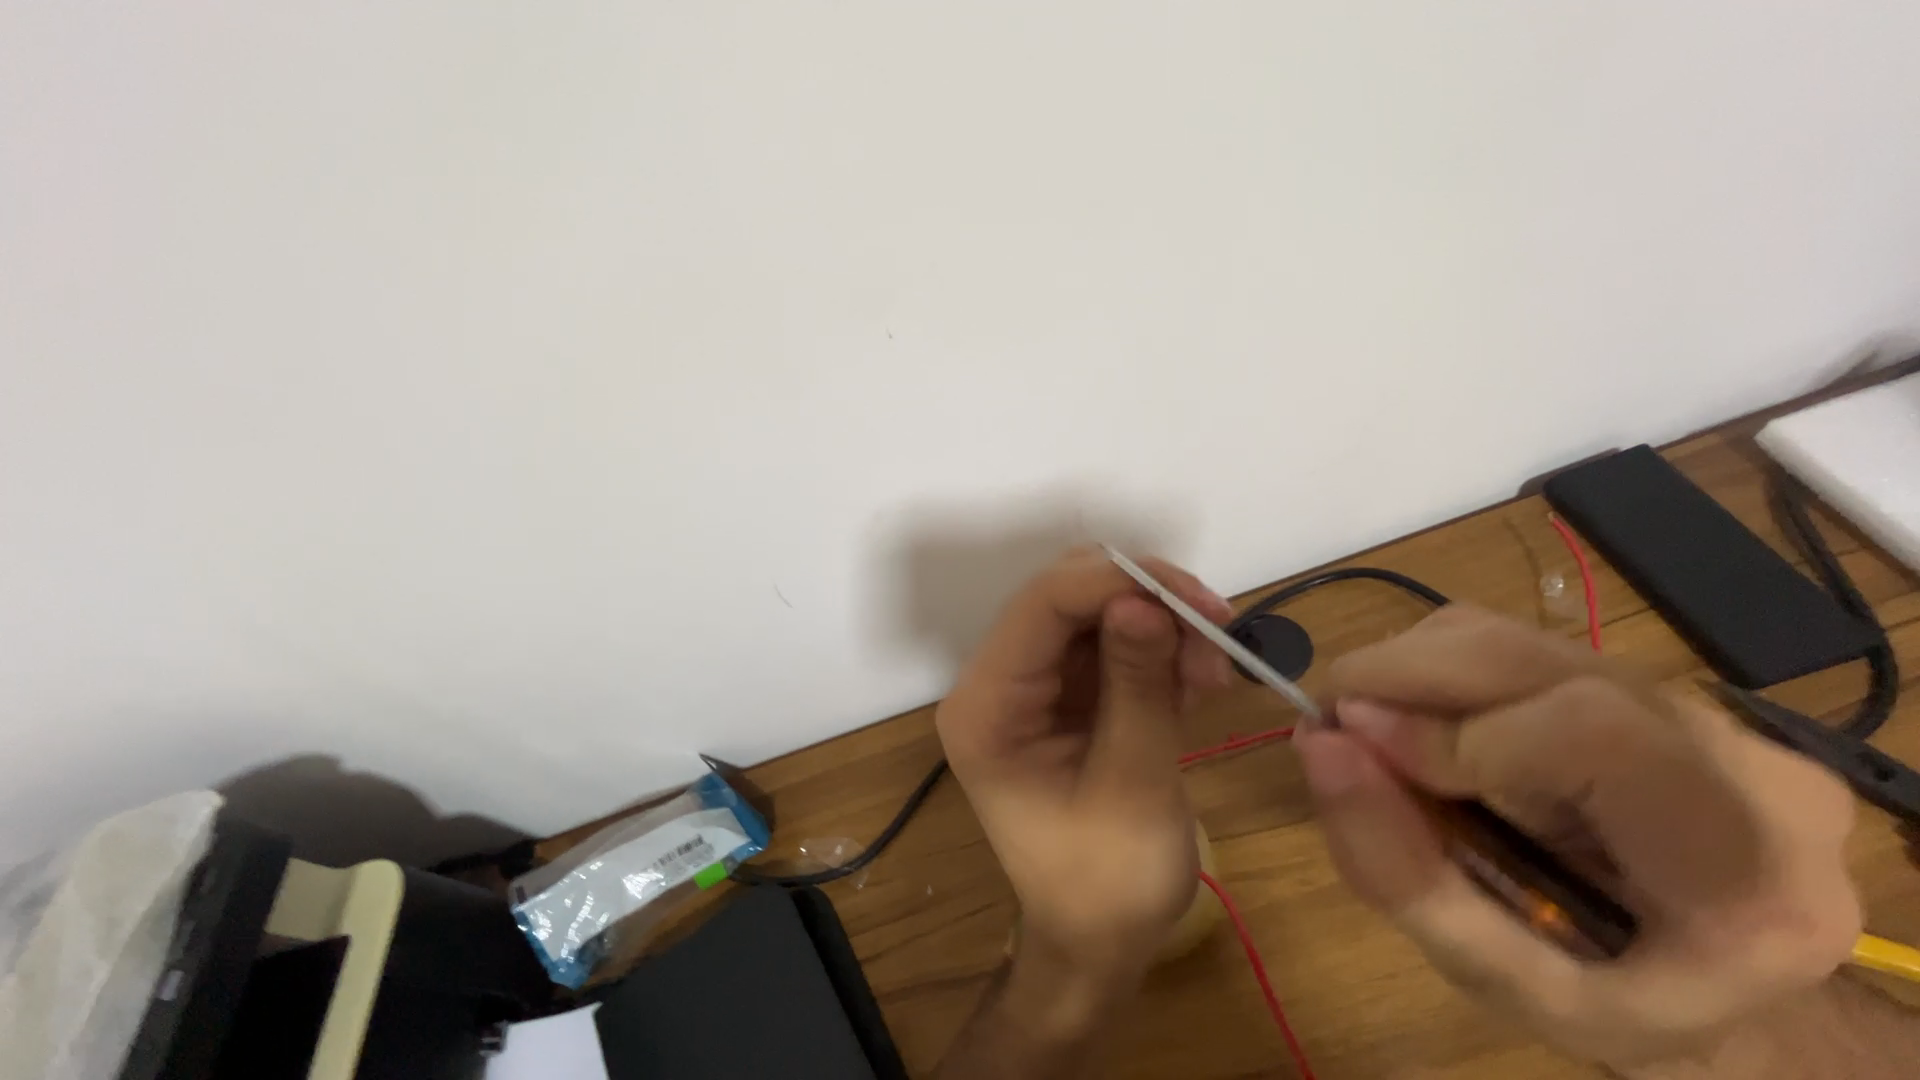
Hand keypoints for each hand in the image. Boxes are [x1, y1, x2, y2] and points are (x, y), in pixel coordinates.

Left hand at [935, 546, 1232, 988]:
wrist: (1099, 939)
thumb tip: (1142, 597)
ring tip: (1213, 676)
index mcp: (986, 706)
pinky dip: (1159, 652)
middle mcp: (998, 683)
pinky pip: (1112, 645)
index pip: (1042, 605)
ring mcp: (1032, 686)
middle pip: (1068, 598)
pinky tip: (1196, 686)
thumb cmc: (1108, 883)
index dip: (1118, 583)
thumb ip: (1136, 685)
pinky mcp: (1065, 696)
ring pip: (1097, 614)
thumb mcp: (1133, 785)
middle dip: (1147, 602)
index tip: (1199, 603)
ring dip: (1163, 628)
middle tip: (1218, 632)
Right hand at [1293, 604, 1861, 1064]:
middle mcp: (1743, 761)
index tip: (1350, 747)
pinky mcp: (1648, 681)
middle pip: (1532, 661)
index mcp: (1742, 869)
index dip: (1451, 733)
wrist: (1717, 978)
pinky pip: (1512, 643)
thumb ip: (1403, 872)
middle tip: (1329, 720)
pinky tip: (1424, 729)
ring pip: (1511, 639)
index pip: (1591, 734)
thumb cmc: (1612, 1001)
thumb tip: (1316, 741)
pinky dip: (1437, 671)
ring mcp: (1700, 708)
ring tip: (1373, 734)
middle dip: (1400, 674)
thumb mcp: (1502, 983)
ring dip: (1411, 670)